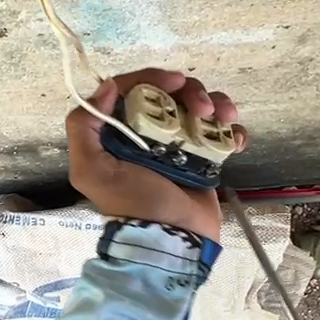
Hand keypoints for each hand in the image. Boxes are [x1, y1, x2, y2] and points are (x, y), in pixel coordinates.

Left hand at [64, 69, 246, 241]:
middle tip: (203, 108)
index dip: (151, 78)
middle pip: (169, 93)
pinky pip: (221, 133)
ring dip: (216, 104)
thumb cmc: (133, 204)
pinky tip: (237, 140)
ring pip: (198, 107)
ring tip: (224, 118)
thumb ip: (83, 129)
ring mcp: (178, 146)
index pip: (131, 90)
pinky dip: (233, 130)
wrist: (173, 241)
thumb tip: (105, 88)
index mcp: (117, 134)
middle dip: (190, 91)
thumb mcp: (92, 171)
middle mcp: (146, 135)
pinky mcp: (204, 159)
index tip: (174, 81)